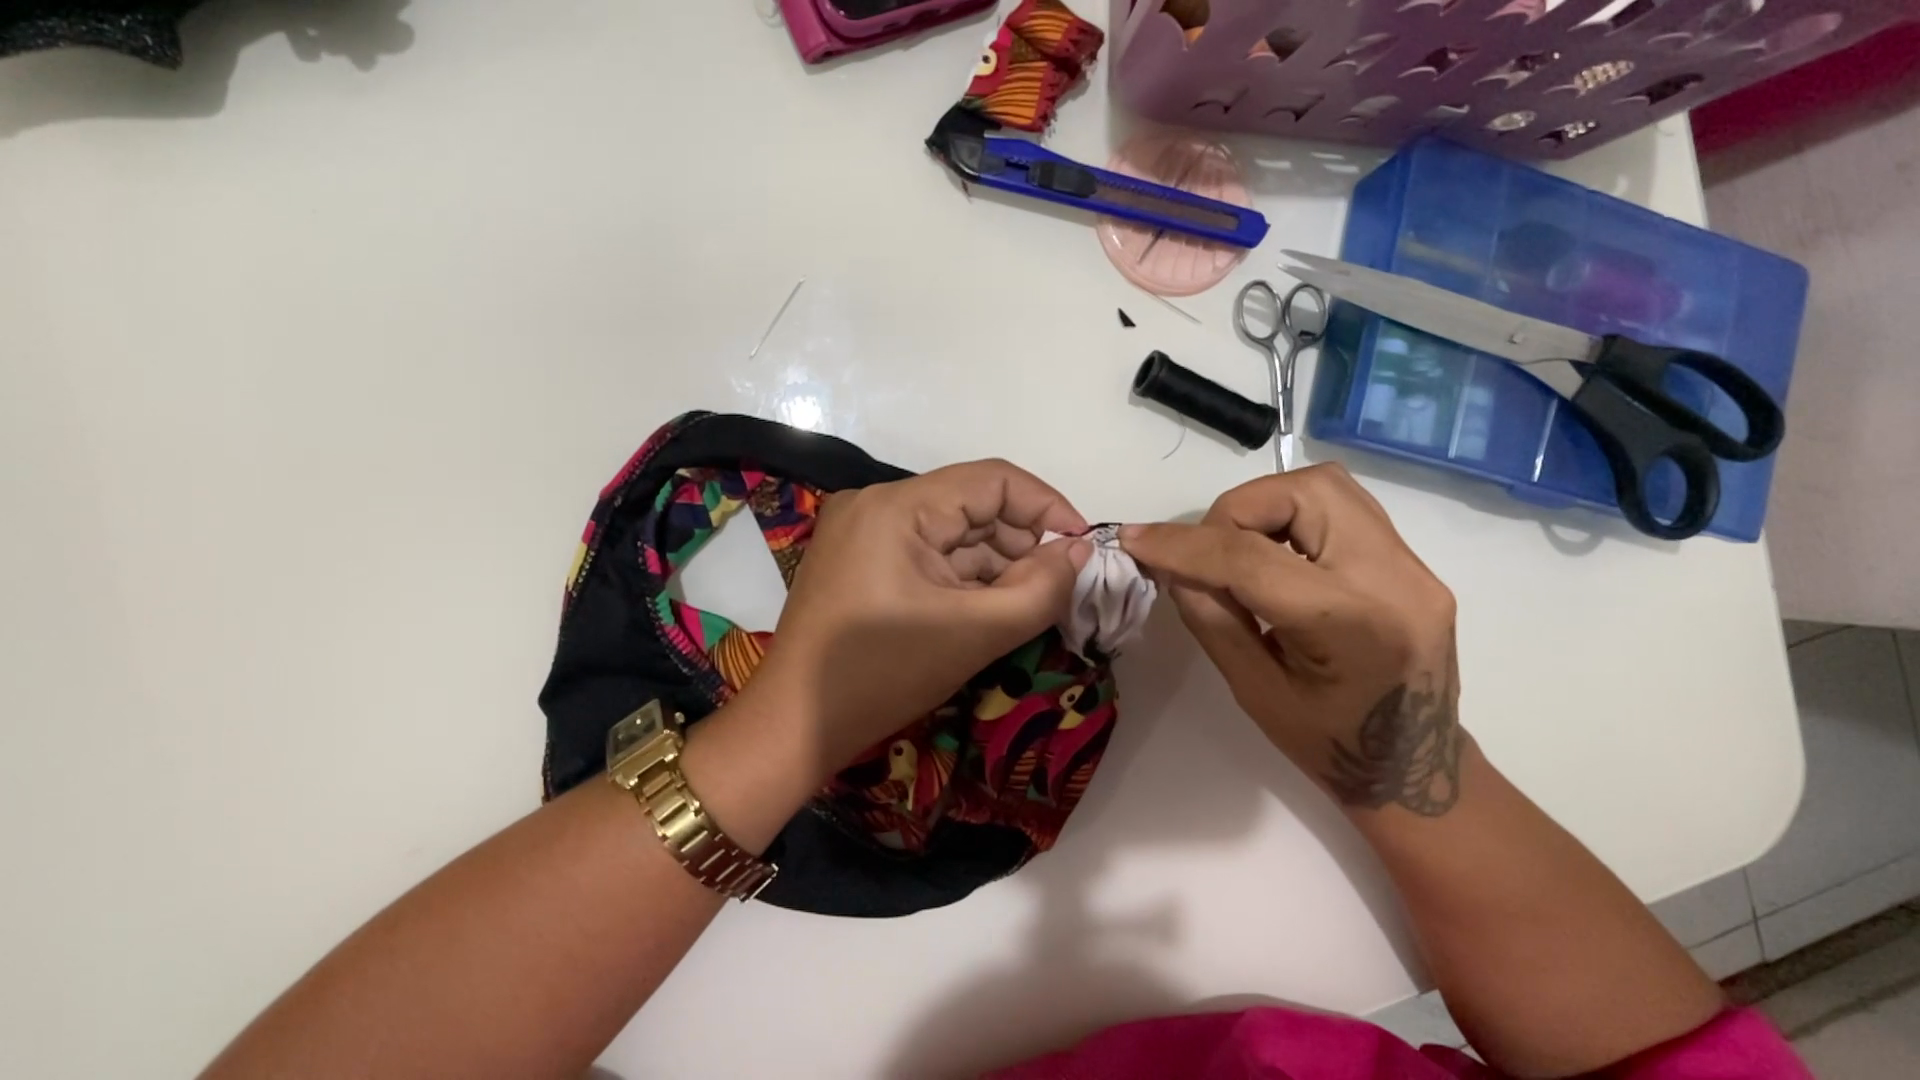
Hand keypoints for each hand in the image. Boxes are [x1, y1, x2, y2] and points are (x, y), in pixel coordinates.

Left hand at [742, 459, 1089, 776]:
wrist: (793, 728)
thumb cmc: (883, 675)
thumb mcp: (974, 633)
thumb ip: (1040, 589)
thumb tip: (1079, 552)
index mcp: (898, 506)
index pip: (993, 480)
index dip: (1047, 508)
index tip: (1083, 550)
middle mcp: (877, 505)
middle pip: (973, 507)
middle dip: (1022, 545)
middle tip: (1060, 591)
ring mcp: (864, 535)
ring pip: (953, 536)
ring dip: (996, 568)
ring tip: (1032, 608)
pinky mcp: (860, 564)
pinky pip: (928, 558)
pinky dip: (964, 581)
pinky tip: (992, 612)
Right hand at [1120, 464, 1465, 815]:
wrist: (1414, 769)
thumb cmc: (1330, 748)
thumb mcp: (1256, 693)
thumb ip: (1213, 620)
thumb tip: (1175, 565)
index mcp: (1354, 625)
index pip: (1254, 558)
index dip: (1185, 544)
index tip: (1136, 539)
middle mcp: (1396, 579)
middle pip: (1303, 493)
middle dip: (1235, 511)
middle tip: (1205, 555)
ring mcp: (1412, 565)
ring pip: (1326, 486)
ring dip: (1265, 506)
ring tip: (1238, 552)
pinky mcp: (1410, 562)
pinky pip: (1344, 507)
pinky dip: (1294, 515)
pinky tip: (1275, 554)